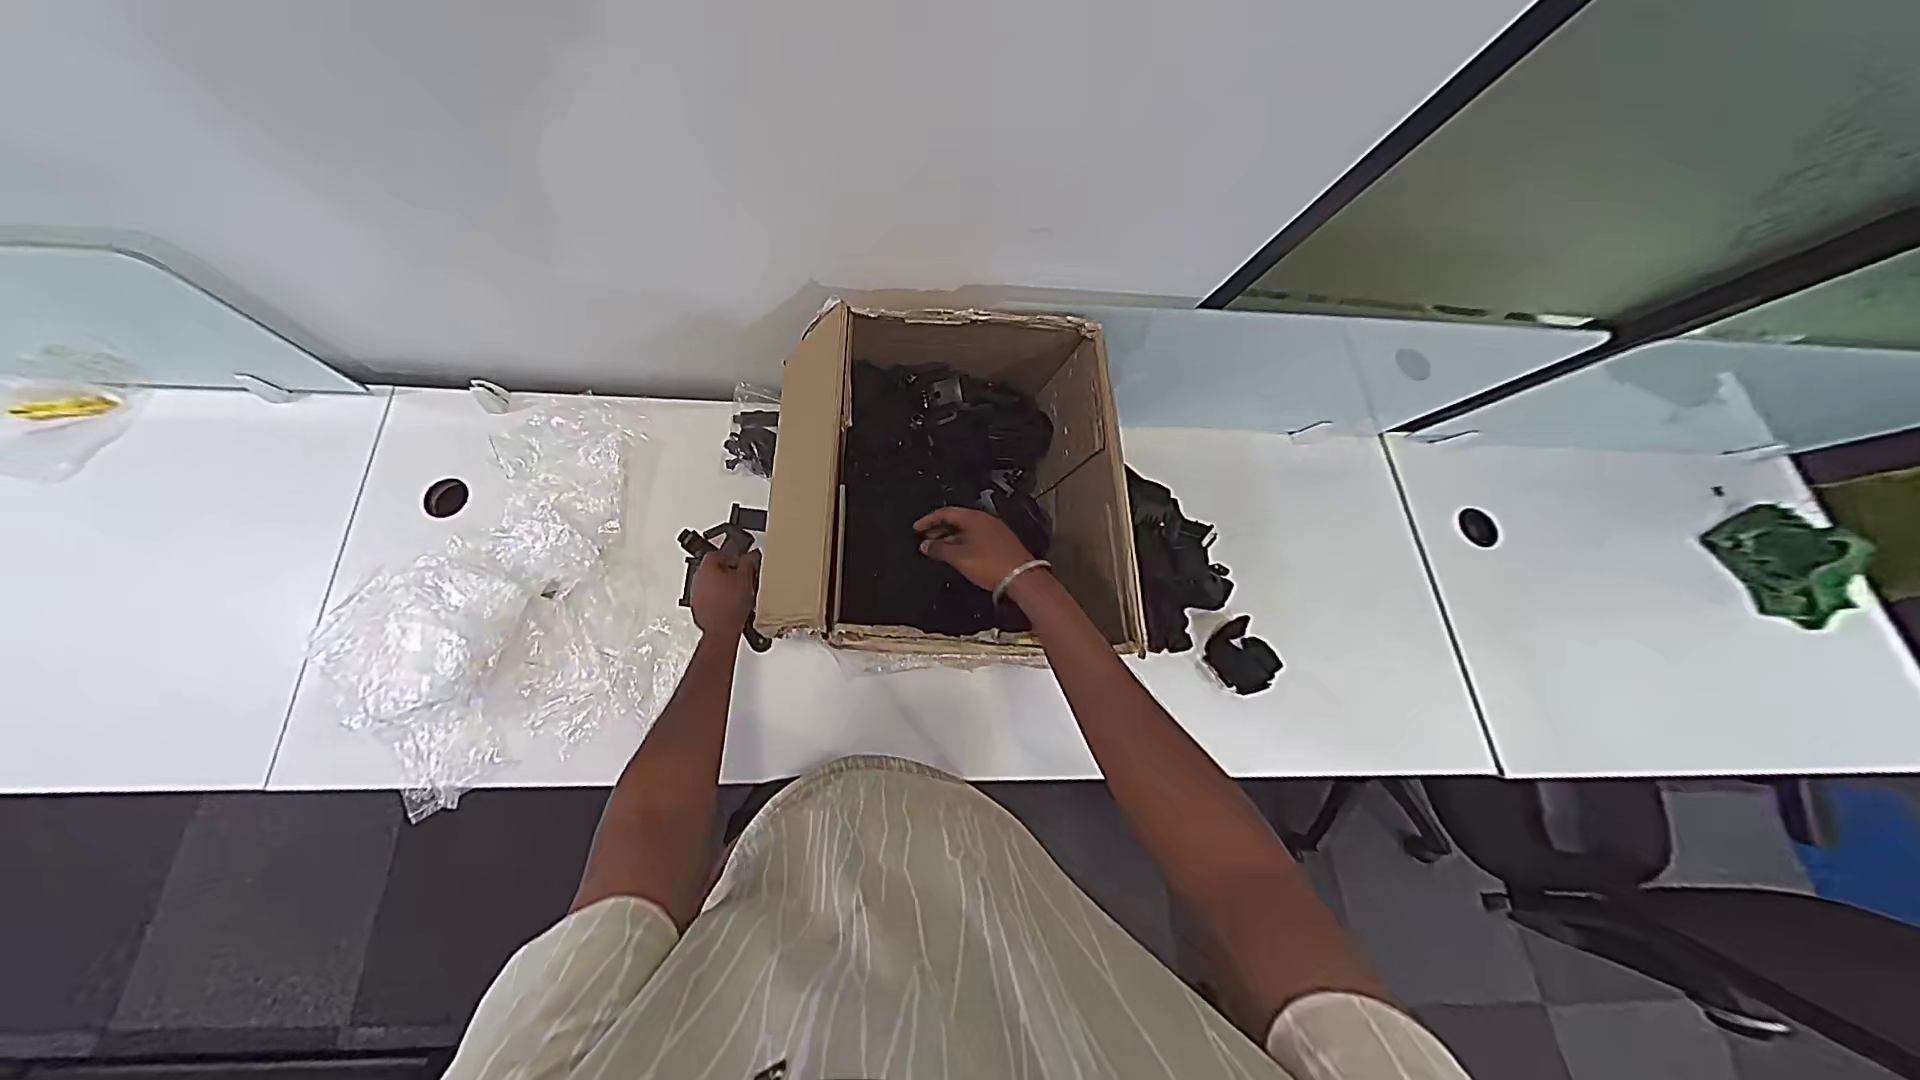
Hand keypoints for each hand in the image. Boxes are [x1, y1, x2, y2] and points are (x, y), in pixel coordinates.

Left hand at [691, 548, 760, 635]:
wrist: (721, 629)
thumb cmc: (730, 604)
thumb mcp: (746, 578)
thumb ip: (748, 562)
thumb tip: (752, 555)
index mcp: (707, 567)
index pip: (718, 553)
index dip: (732, 557)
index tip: (742, 562)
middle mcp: (698, 578)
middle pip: (713, 568)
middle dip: (727, 570)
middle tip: (741, 575)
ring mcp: (696, 594)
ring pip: (710, 583)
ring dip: (723, 584)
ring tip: (738, 591)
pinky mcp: (698, 607)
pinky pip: (709, 597)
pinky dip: (718, 597)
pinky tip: (731, 602)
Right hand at [914, 506, 1034, 591]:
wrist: (1021, 578)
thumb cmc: (992, 565)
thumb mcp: (959, 558)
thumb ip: (939, 550)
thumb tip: (926, 546)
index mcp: (974, 518)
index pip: (946, 513)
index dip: (928, 520)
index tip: (917, 528)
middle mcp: (985, 520)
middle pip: (956, 520)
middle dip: (938, 529)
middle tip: (925, 540)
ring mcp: (994, 531)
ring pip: (966, 530)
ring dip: (950, 538)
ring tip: (937, 549)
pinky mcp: (1000, 542)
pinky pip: (976, 537)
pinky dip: (962, 543)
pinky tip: (957, 555)